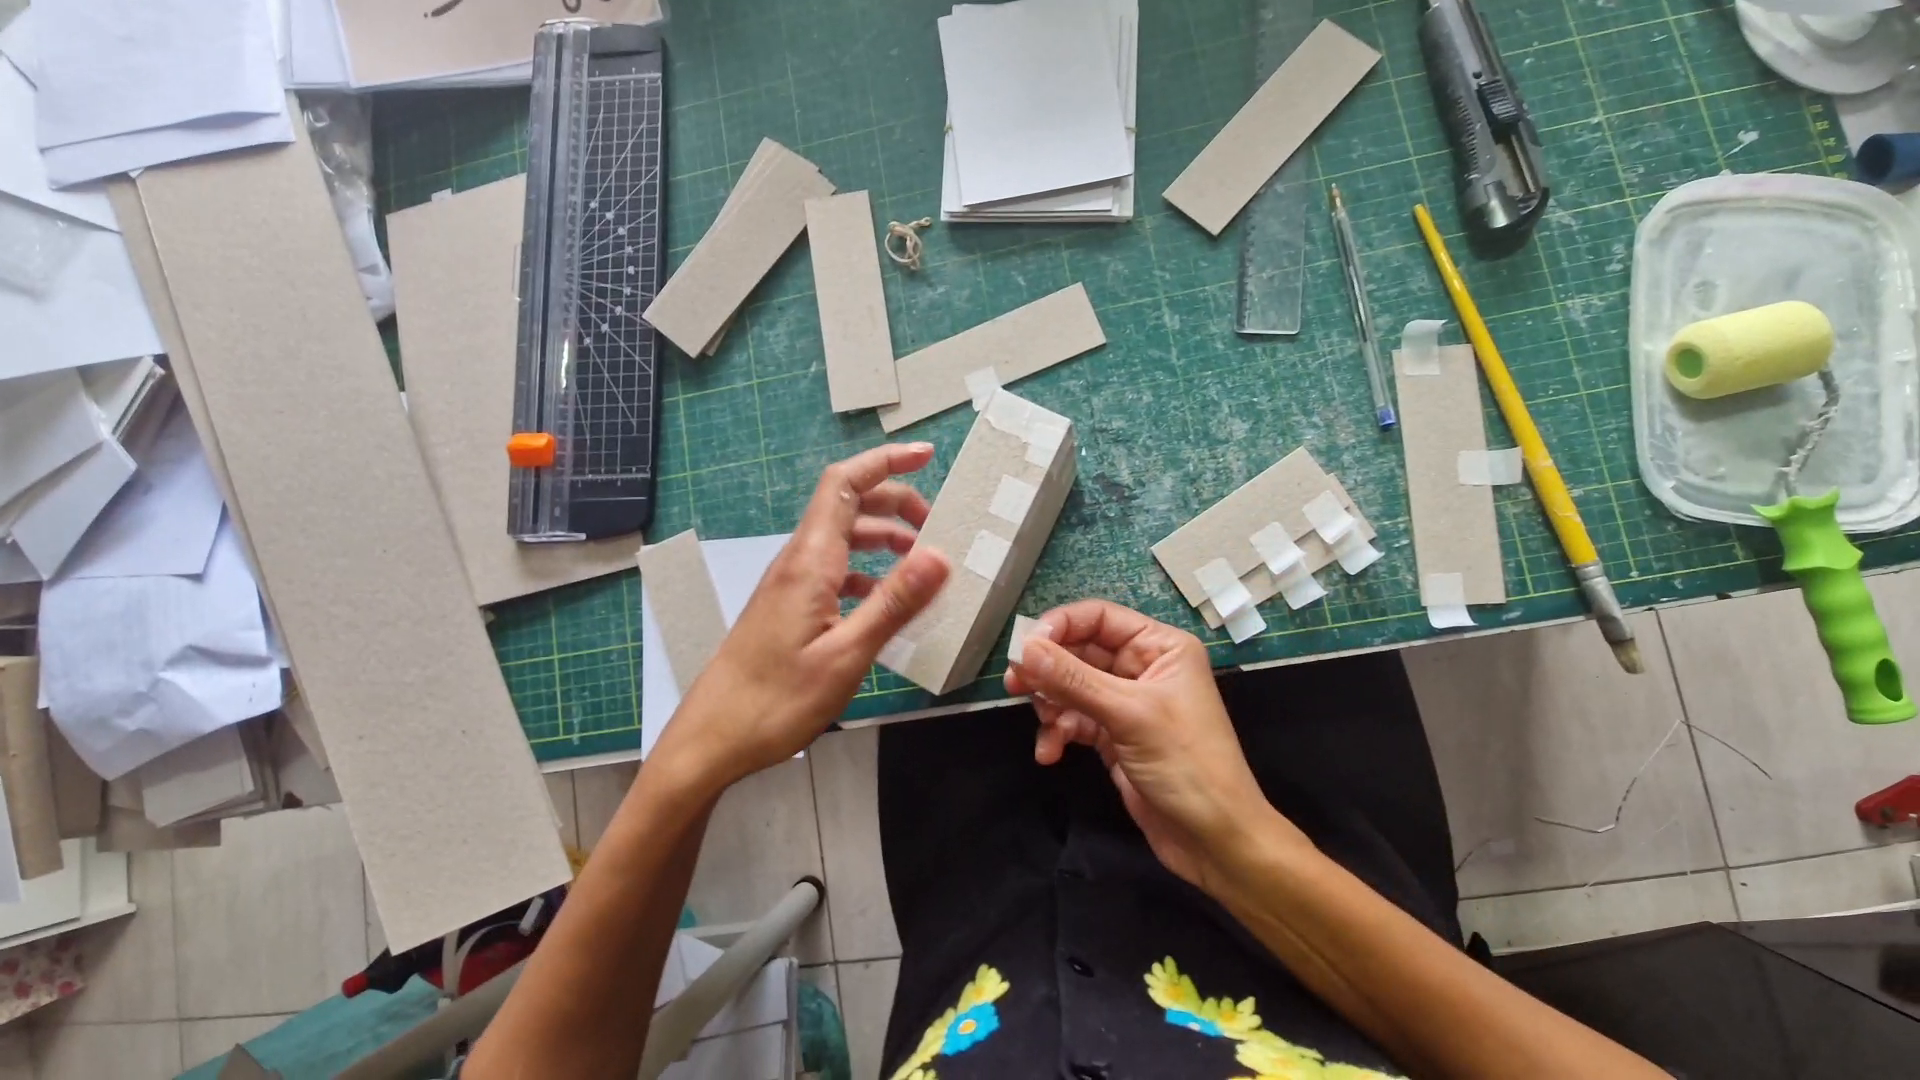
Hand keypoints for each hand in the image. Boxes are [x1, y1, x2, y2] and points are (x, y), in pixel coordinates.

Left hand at [655, 444, 951, 789]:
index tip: (926, 455)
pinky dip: (866, 573)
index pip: (845, 484)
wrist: (712, 737)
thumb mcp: (846, 655)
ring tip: (921, 564)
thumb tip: (938, 556)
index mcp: (810, 562)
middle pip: (846, 505)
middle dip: (895, 503)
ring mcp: (790, 585)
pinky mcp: (788, 608)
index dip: (885, 462)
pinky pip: (834, 572)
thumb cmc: (775, 700)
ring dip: (882, 540)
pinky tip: (885, 601)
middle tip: (937, 527)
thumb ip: (893, 604)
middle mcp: (797, 562)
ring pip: (841, 540)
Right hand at [1005, 601, 1305, 890]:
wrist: (1215, 840)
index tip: (1025, 648)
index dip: (1059, 627)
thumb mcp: (1129, 715)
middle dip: (1048, 669)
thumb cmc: (1187, 766)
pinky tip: (1049, 754)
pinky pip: (1074, 721)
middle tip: (1015, 684)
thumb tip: (1025, 648)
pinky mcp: (1114, 736)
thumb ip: (1073, 679)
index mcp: (1160, 647)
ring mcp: (1127, 704)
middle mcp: (1143, 668)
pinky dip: (1058, 733)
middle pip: (1079, 651)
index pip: (1099, 618)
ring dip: (1051, 705)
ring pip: (1071, 687)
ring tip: (1045, 726)